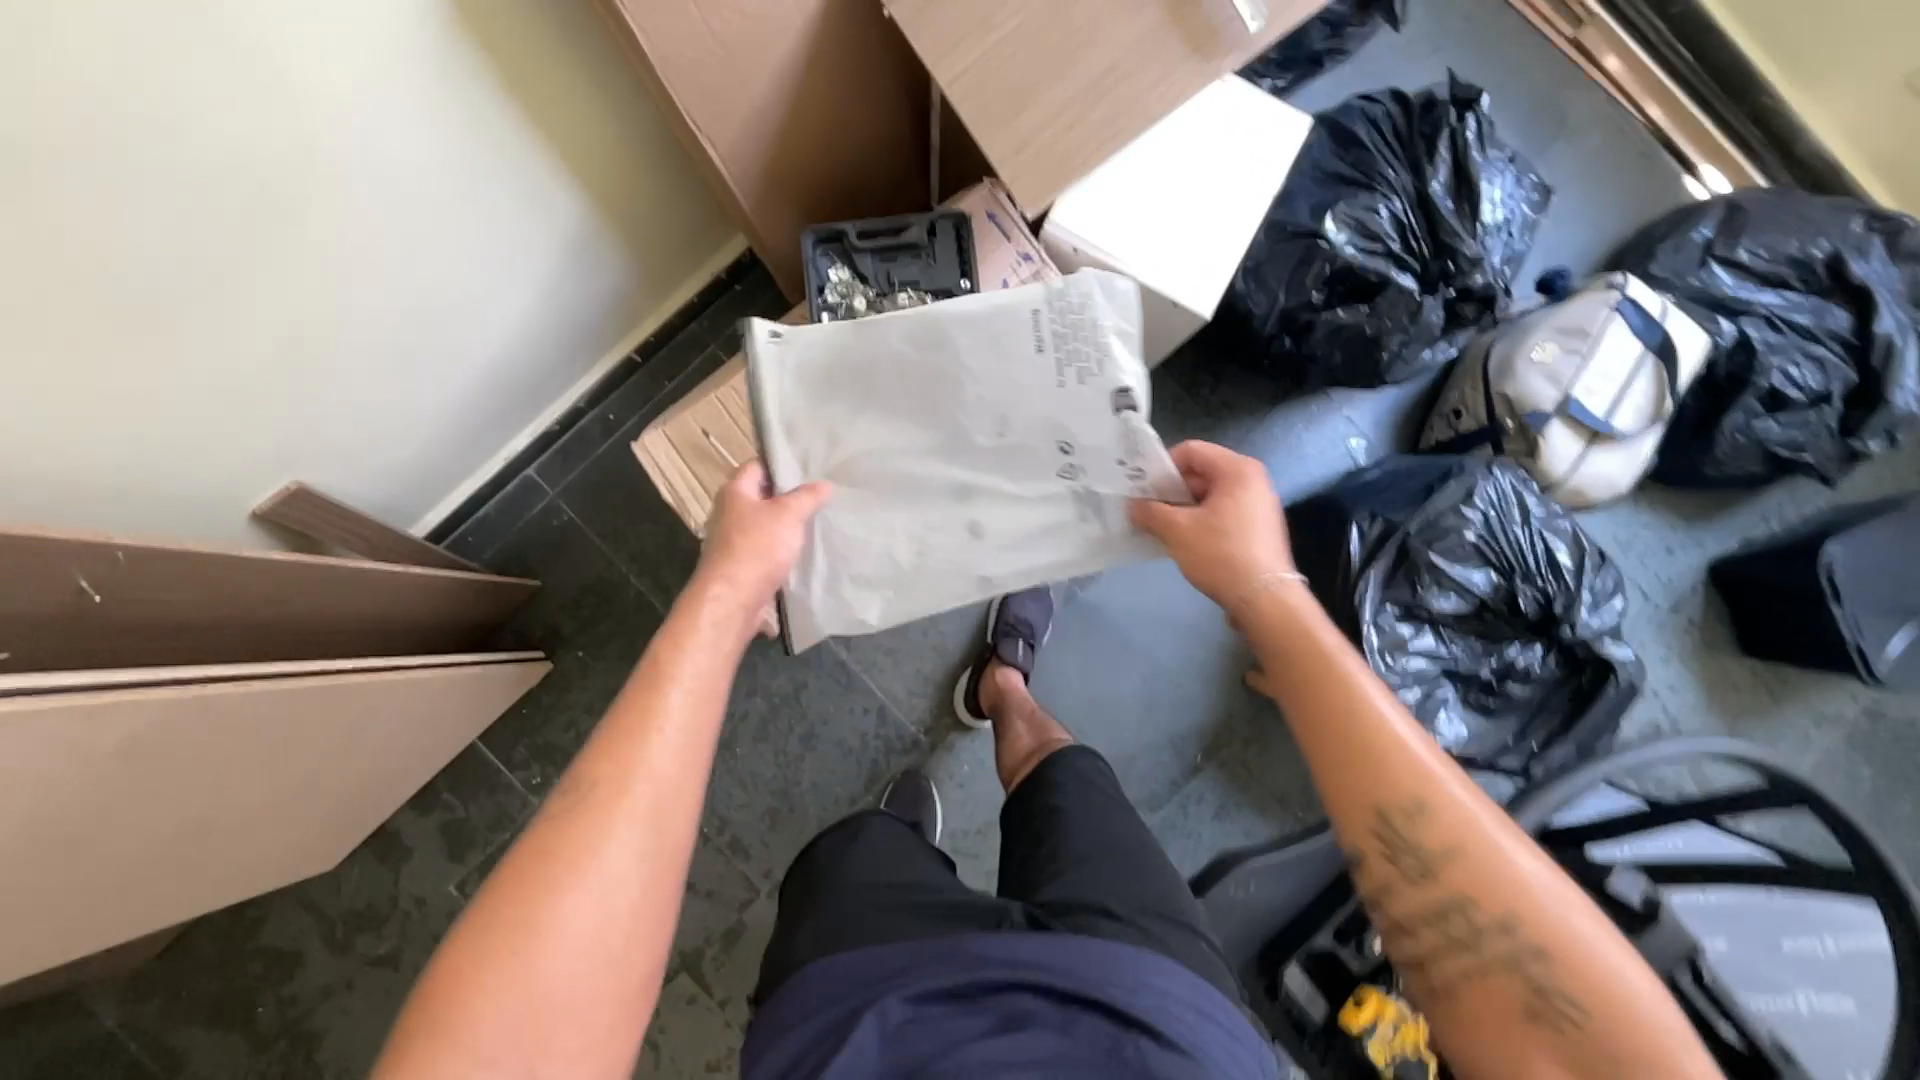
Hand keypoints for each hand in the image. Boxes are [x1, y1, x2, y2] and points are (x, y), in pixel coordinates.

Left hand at [688, 461, 830, 631]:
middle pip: (761, 497)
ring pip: (765, 525)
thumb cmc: (757, 547)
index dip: (781, 464)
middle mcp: (729, 513)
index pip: (757, 466)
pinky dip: (782, 550)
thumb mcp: (788, 514)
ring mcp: (733, 541)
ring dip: (786, 526)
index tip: (809, 467)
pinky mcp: (742, 566)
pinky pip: (766, 550)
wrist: (732, 600)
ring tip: (816, 522)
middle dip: (788, 497)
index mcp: (735, 492)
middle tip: (819, 495)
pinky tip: (803, 552)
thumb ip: (807, 497)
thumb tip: (825, 484)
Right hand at [1128, 441, 1296, 610]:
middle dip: (1171, 491)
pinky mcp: (1259, 527)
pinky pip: (1223, 513)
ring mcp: (1259, 504)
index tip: (1145, 490)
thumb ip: (1150, 512)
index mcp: (1237, 469)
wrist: (1264, 598)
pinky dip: (1201, 521)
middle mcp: (1252, 479)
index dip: (1163, 467)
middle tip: (1148, 510)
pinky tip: (1185, 542)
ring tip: (1162, 529)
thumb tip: (1133, 506)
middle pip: (1201, 472)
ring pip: (1210, 495)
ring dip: (1184, 509)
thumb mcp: (1177, 531)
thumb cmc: (1221, 554)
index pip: (1191, 451)